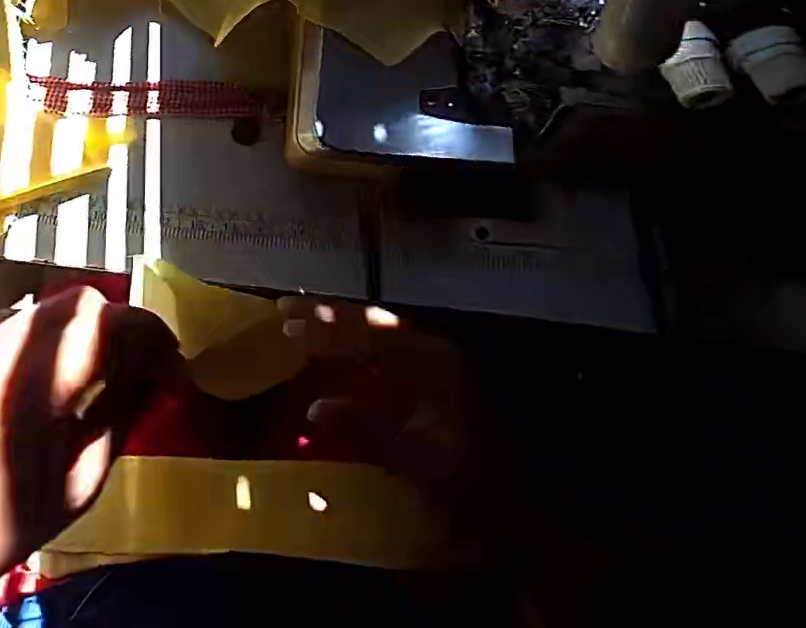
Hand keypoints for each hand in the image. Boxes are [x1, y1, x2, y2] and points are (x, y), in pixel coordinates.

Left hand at [0, 285, 180, 627]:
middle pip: (85, 302)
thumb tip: (164, 361)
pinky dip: (54, 334)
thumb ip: (127, 406)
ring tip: (95, 375)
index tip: (170, 357)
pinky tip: (52, 375)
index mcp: (24, 390)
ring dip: (88, 330)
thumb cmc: (4, 522)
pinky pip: (31, 312)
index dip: (150, 333)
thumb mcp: (84, 479)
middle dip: (120, 329)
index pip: (108, 323)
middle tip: (139, 365)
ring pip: (59, 304)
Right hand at [277, 298, 489, 518]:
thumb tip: (316, 409)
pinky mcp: (434, 367)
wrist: (520, 494)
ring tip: (303, 316)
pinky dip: (356, 335)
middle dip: (325, 314)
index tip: (286, 326)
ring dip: (338, 320)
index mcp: (426, 361)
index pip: (365, 334)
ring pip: (377, 325)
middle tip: (284, 310)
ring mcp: (434, 354)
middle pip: (369, 320)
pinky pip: (385, 339)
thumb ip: (365, 429)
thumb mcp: (416, 458)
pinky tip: (338, 340)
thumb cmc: (468, 475)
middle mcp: (429, 347)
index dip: (323, 329)